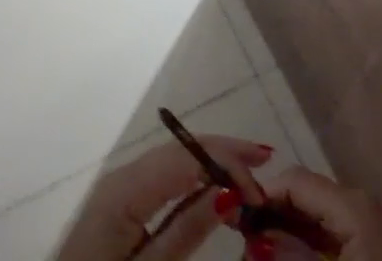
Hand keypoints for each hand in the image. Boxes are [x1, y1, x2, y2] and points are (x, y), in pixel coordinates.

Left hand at [56, 134, 273, 260]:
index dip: (229, 163)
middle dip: (224, 151)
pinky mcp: (115, 202)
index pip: (188, 157)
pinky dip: (191, 173)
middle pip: (180, 150)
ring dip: (211, 160)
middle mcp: (120, 176)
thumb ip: (188, 229)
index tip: (261, 189)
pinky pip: (160, 175)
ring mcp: (116, 187)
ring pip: (172, 159)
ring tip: (248, 168)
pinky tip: (212, 182)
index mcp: (126, 189)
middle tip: (265, 159)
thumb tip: (230, 189)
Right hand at [226, 166, 381, 260]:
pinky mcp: (369, 243)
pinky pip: (328, 231)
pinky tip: (288, 256)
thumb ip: (287, 253)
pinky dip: (305, 241)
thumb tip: (253, 236)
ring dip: (285, 231)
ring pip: (313, 214)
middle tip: (246, 246)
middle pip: (302, 195)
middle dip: (270, 217)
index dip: (261, 195)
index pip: (293, 180)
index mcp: (351, 203)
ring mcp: (366, 222)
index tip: (232, 221)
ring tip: (262, 254)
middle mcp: (358, 202)